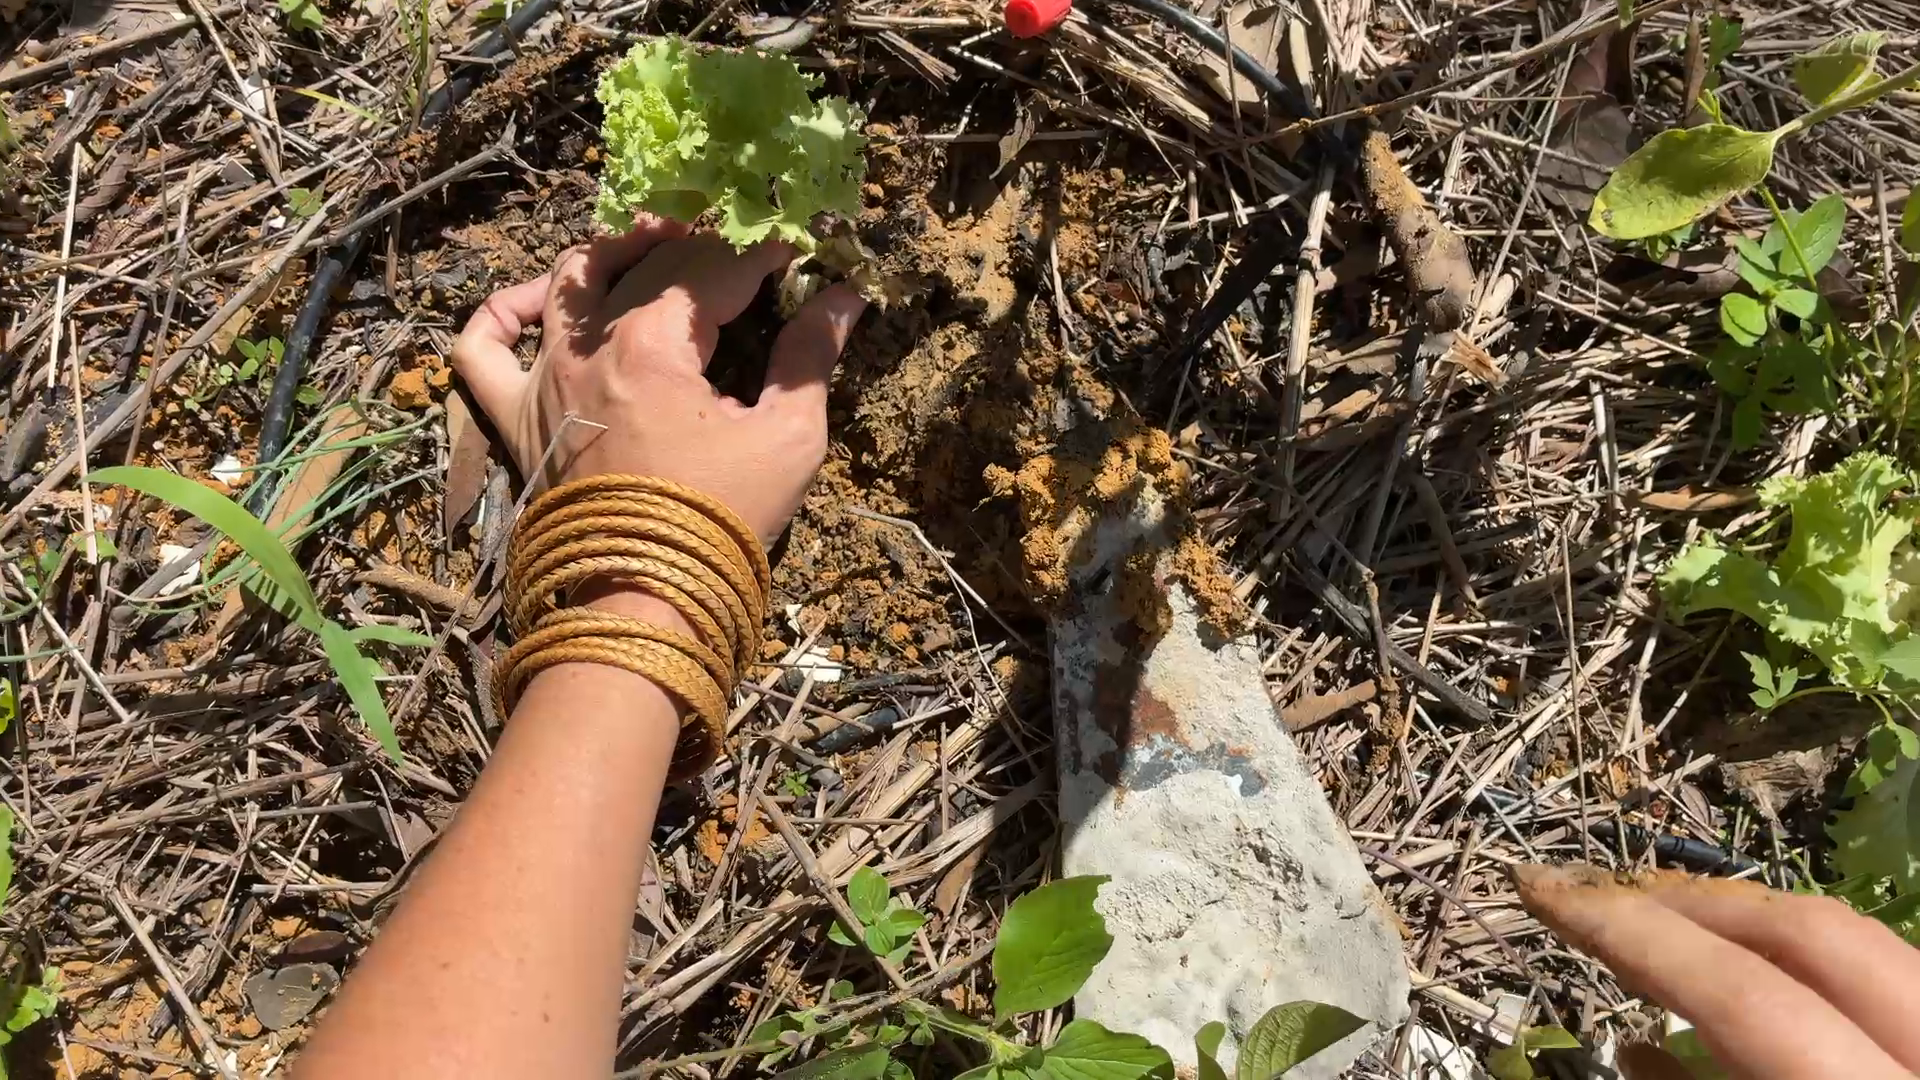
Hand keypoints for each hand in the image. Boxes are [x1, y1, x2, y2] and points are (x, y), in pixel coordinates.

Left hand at [449, 215, 866, 546]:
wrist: (647, 599)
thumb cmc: (724, 517)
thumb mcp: (789, 436)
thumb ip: (810, 357)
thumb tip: (844, 297)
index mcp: (653, 345)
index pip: (712, 269)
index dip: (760, 253)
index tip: (795, 250)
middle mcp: (586, 346)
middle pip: (647, 265)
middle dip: (705, 249)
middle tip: (747, 253)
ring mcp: (540, 379)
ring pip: (566, 282)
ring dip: (617, 253)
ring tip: (660, 246)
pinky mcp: (517, 418)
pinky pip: (482, 350)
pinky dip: (504, 314)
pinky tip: (540, 301)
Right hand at [1513, 864, 1919, 1078]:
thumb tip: (1637, 1053)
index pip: (1742, 994)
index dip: (1627, 929)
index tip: (1539, 889)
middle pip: (1809, 930)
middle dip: (1682, 901)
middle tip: (1602, 904)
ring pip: (1856, 937)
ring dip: (1736, 920)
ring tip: (1663, 934)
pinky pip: (1892, 976)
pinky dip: (1799, 960)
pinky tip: (1747, 981)